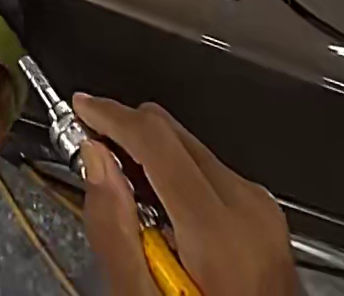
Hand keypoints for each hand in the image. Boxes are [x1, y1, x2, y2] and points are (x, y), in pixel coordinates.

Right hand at [72, 95, 299, 295]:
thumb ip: (112, 229)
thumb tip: (94, 158)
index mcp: (219, 235)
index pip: (155, 138)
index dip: (109, 114)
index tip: (81, 109)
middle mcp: (247, 210)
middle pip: (168, 130)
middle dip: (122, 130)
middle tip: (90, 155)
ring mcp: (260, 209)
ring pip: (182, 141)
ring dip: (142, 150)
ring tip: (123, 193)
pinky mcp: (262, 212)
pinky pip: (200, 162)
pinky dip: (166, 167)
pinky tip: (154, 205)